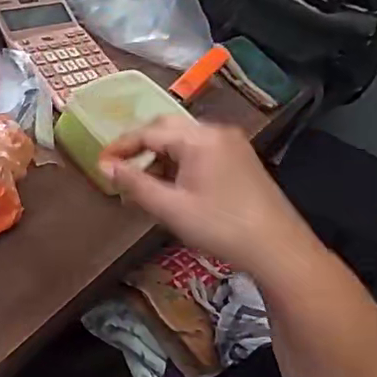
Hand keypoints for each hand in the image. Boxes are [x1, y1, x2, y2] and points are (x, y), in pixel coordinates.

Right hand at [99, 115, 322, 282]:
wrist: (277, 248)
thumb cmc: (219, 226)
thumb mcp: (169, 207)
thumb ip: (133, 183)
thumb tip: (104, 166)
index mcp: (199, 139)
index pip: (148, 132)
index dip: (120, 147)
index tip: (100, 164)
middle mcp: (216, 132)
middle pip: (166, 128)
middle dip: (139, 146)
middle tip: (118, 169)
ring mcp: (232, 144)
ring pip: (183, 139)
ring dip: (158, 155)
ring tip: (142, 183)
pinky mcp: (240, 159)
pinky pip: (199, 149)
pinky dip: (178, 161)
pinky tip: (171, 186)